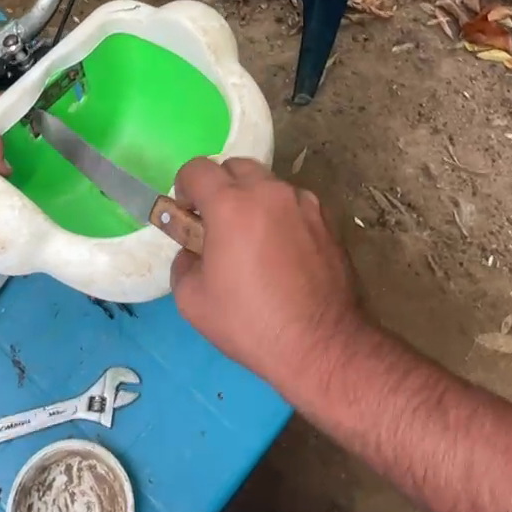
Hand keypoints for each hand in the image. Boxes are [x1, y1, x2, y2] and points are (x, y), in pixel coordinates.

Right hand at [169, 157, 366, 385]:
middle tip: (217, 224)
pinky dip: (281, 216)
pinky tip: (282, 253)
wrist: (320, 344)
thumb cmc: (250, 322)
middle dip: (220, 187)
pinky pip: (294, 205)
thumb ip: (184, 261)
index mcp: (231, 204)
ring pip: (268, 185)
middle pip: (236, 167)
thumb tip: (194, 250)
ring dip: (253, 200)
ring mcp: (304, 203)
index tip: (186, 212)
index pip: (197, 168)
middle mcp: (269, 192)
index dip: (184, 186)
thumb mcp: (192, 299)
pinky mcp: (327, 221)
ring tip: (253, 240)